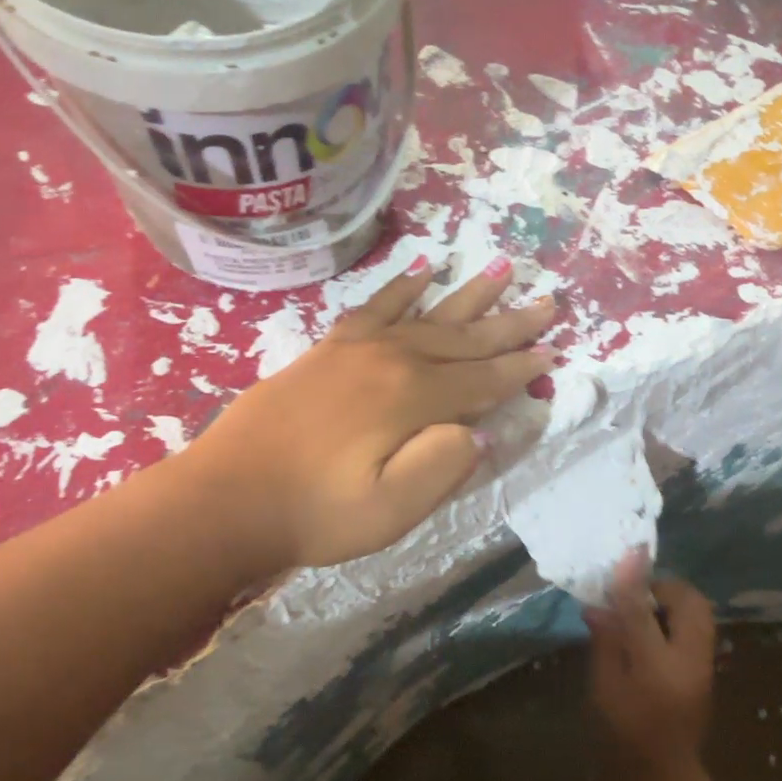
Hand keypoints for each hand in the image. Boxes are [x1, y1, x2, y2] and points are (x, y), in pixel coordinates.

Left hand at [189, 257, 556, 568]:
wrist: (227, 499)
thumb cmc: (315, 514)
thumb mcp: (391, 509)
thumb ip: (442, 465)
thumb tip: (478, 431)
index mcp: (410, 398)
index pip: (482, 379)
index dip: (520, 369)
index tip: (554, 352)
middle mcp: (389, 360)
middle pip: (462, 338)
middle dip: (509, 323)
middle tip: (550, 300)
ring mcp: (354, 349)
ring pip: (426, 314)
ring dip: (467, 295)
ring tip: (502, 266)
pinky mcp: (326, 350)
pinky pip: (374, 307)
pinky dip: (402, 288)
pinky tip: (422, 270)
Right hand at [583, 550, 718, 780]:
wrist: (663, 777)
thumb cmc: (623, 736)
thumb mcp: (603, 688)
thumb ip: (605, 641)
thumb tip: (599, 602)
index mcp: (658, 666)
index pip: (644, 609)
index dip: (633, 579)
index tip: (626, 552)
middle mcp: (690, 659)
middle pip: (689, 601)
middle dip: (663, 587)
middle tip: (632, 593)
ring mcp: (704, 664)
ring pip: (699, 611)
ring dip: (672, 599)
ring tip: (640, 609)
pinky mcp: (707, 669)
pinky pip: (697, 626)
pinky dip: (677, 616)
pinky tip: (651, 629)